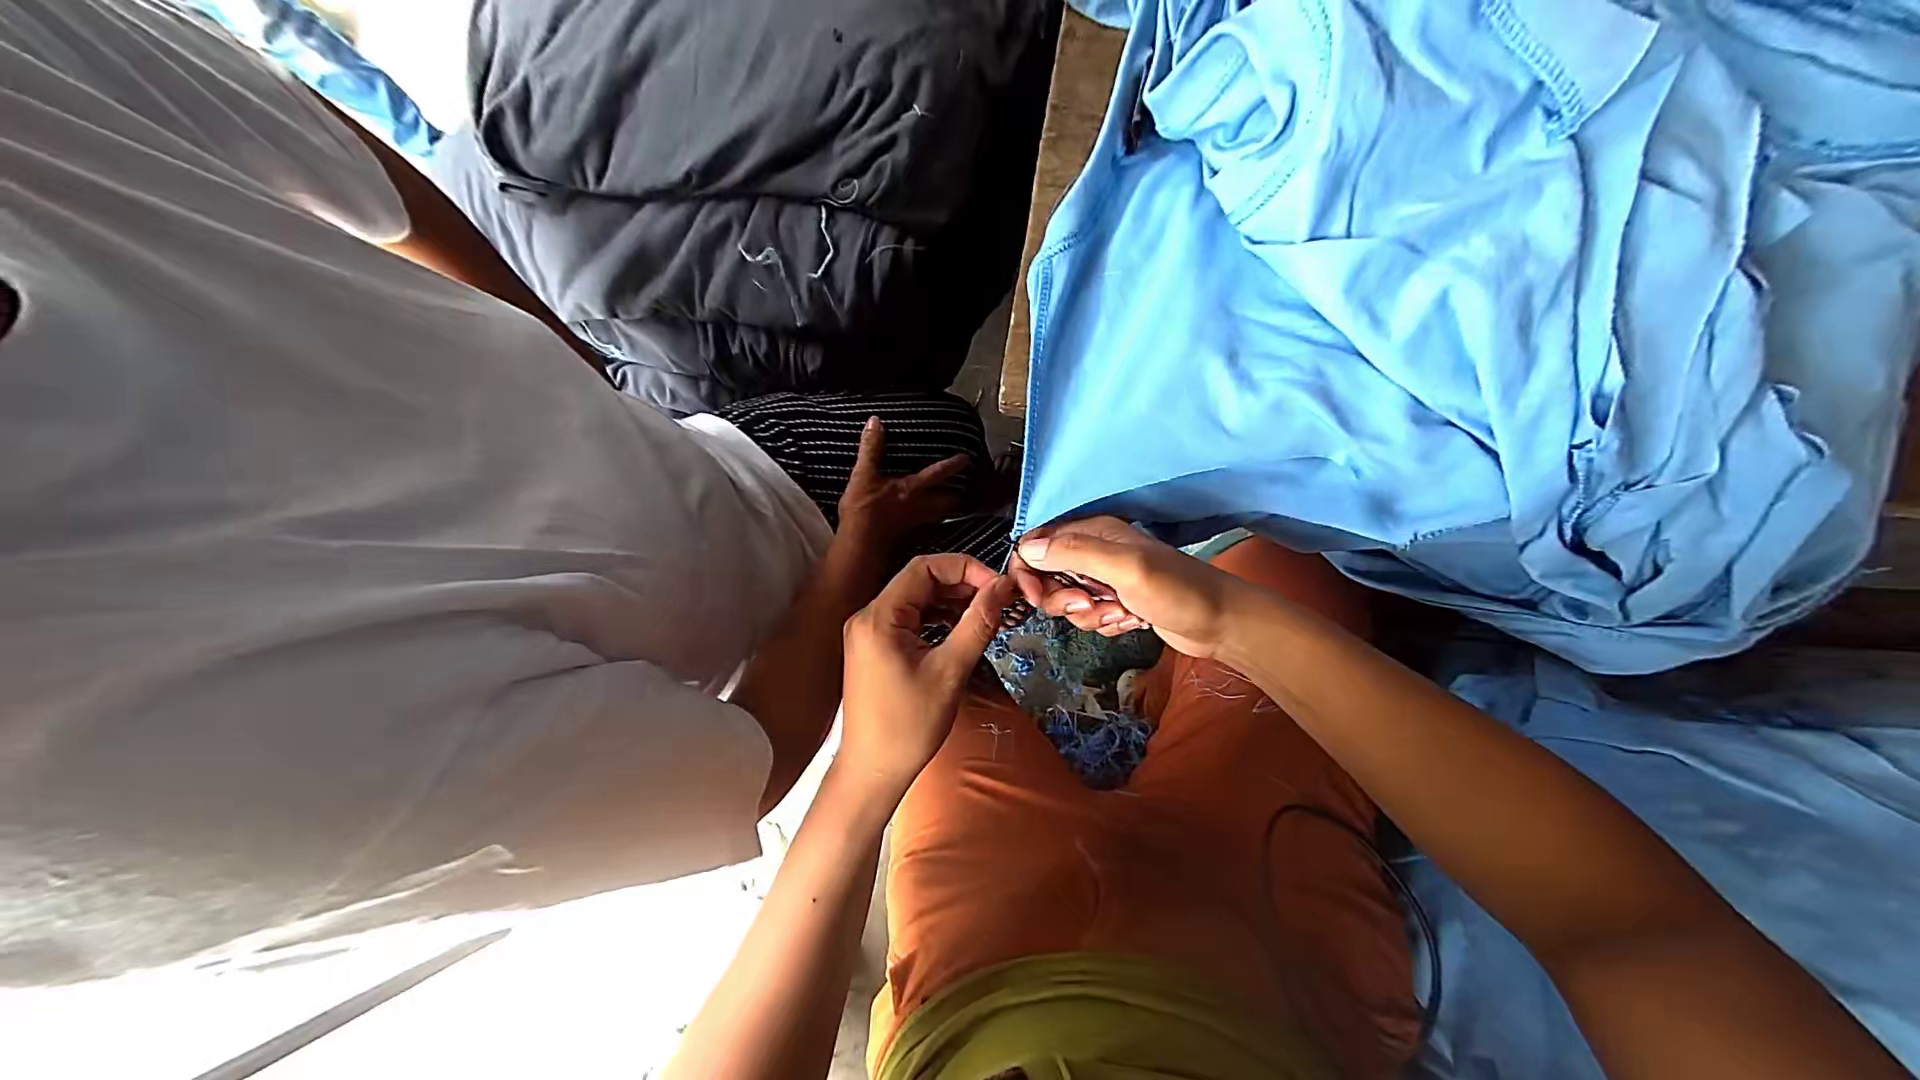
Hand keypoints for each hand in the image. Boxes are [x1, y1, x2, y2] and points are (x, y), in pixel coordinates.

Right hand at [836, 417, 970, 550]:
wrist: (858, 546)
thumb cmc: (863, 512)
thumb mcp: (863, 474)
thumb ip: (871, 448)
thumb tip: (876, 422)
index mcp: (912, 489)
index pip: (939, 473)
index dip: (953, 464)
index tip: (967, 458)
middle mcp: (919, 507)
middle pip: (948, 502)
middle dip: (959, 496)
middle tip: (967, 490)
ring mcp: (915, 524)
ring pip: (939, 516)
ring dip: (947, 510)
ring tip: (952, 505)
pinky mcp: (908, 537)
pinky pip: (926, 528)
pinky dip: (930, 523)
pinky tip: (926, 521)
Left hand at [839, 554, 1015, 796]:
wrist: (873, 771)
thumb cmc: (908, 726)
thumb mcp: (951, 670)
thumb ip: (978, 622)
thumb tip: (1003, 587)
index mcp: (879, 617)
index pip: (924, 568)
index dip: (965, 568)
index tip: (996, 585)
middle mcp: (867, 617)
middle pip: (919, 581)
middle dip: (961, 585)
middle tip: (997, 601)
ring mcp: (867, 633)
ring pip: (916, 601)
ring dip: (951, 603)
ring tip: (985, 616)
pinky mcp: (874, 648)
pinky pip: (909, 620)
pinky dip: (936, 620)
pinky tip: (962, 631)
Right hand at [1007, 516, 1242, 658]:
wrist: (1222, 623)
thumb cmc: (1180, 591)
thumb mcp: (1124, 568)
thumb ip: (1075, 553)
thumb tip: (1029, 549)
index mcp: (1094, 532)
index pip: (1037, 543)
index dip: (1029, 571)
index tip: (1036, 596)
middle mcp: (1095, 550)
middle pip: (1047, 575)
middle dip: (1063, 599)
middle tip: (1090, 605)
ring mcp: (1105, 577)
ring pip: (1067, 600)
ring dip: (1088, 615)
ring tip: (1119, 613)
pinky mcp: (1115, 600)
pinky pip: (1088, 615)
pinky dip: (1103, 623)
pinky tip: (1129, 620)